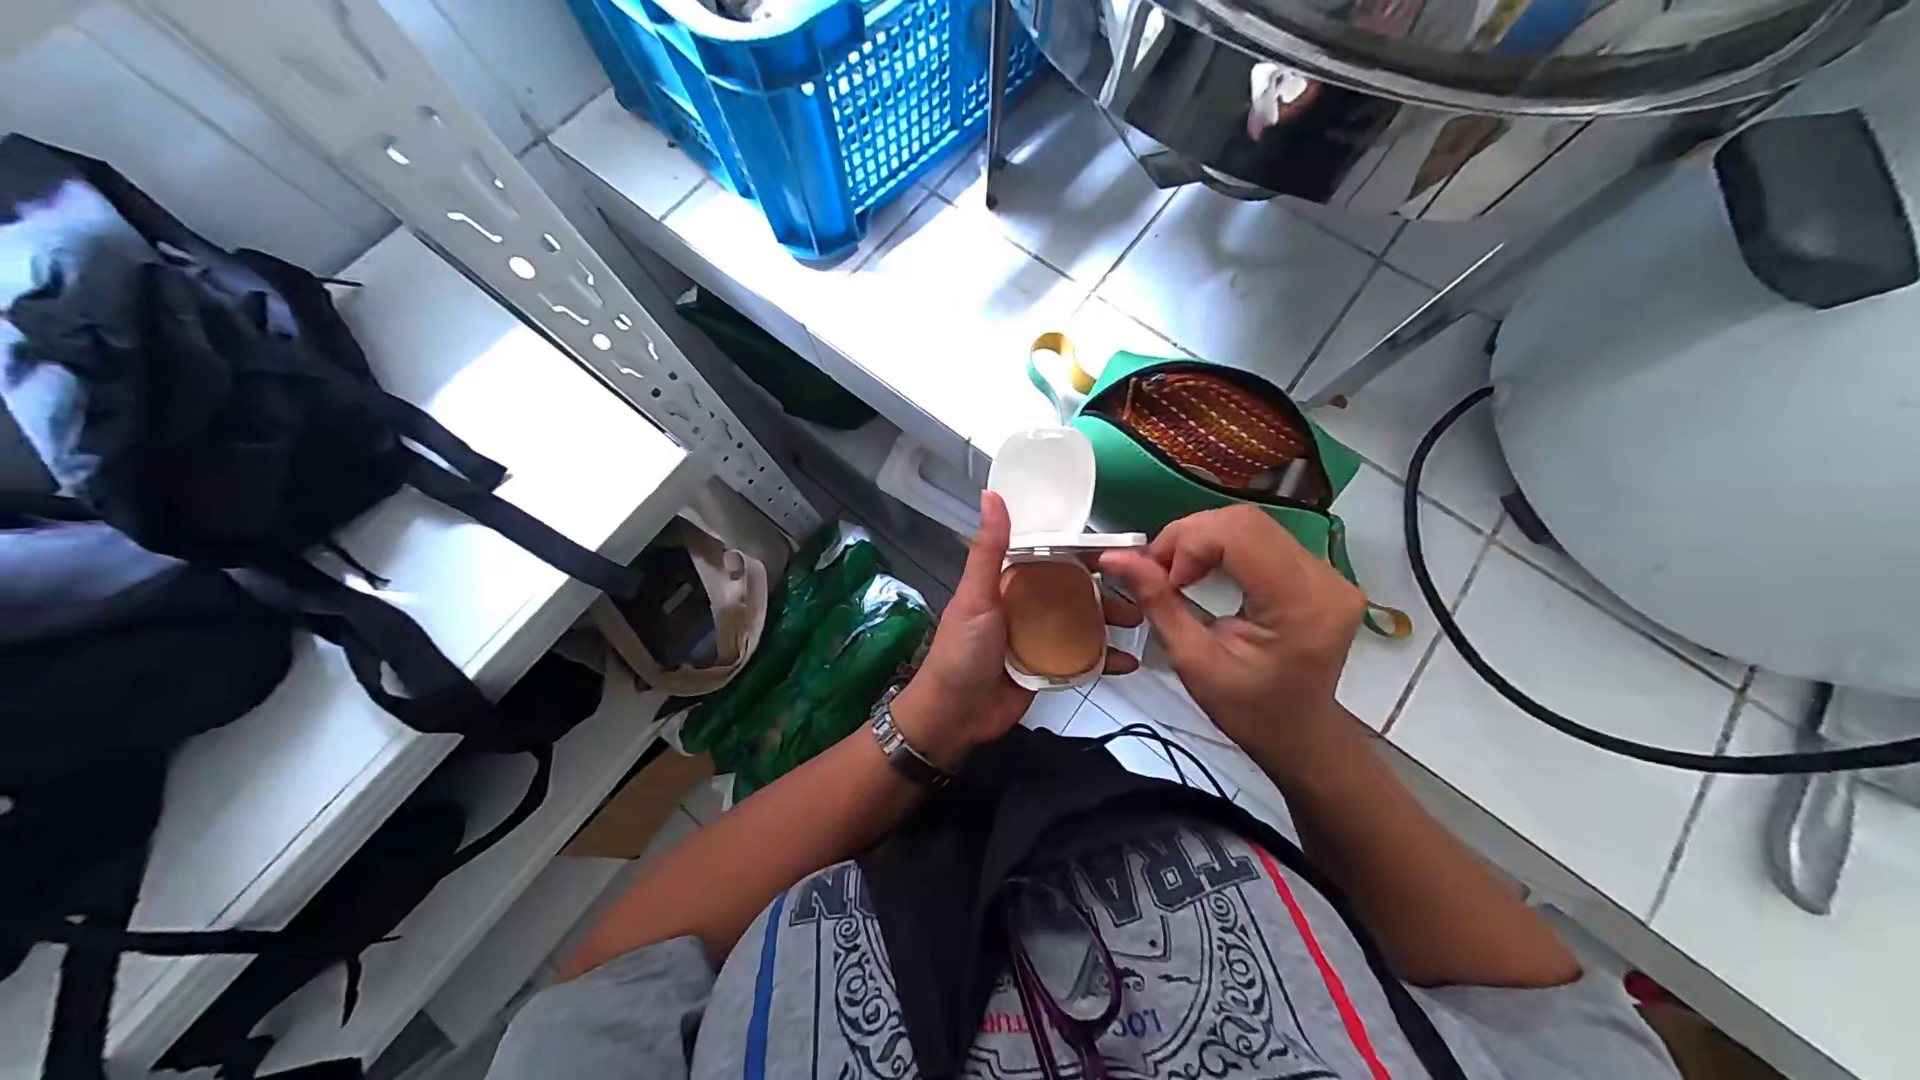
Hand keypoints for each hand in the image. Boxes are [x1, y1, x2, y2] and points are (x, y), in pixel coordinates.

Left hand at [892, 491, 1141, 769]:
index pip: (1052, 559)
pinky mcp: (1048, 669)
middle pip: (1074, 592)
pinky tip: (1129, 663)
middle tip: (1141, 590)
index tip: (1120, 548)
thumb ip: (990, 549)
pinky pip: (1082, 659)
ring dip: (1111, 623)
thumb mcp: (976, 594)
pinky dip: (1105, 660)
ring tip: (1141, 623)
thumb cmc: (962, 650)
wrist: (954, 715)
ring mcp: (1039, 639)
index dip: (1083, 553)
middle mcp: (1026, 607)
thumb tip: (991, 494)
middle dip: (1106, 590)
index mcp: (1008, 583)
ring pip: (1083, 624)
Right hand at [1099, 505, 1364, 759]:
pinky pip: (1260, 536)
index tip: (1161, 578)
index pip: (1239, 535)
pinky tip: (1200, 569)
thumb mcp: (1192, 660)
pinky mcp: (1318, 571)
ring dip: (1201, 539)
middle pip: (1244, 522)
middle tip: (1157, 570)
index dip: (1188, 544)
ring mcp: (1327, 573)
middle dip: (1189, 537)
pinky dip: (1219, 545)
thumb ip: (1157, 602)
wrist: (1298, 732)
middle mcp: (1324, 581)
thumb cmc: (1249, 711)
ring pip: (1250, 523)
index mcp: (1300, 607)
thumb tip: (1117, 558)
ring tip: (1175, 572)